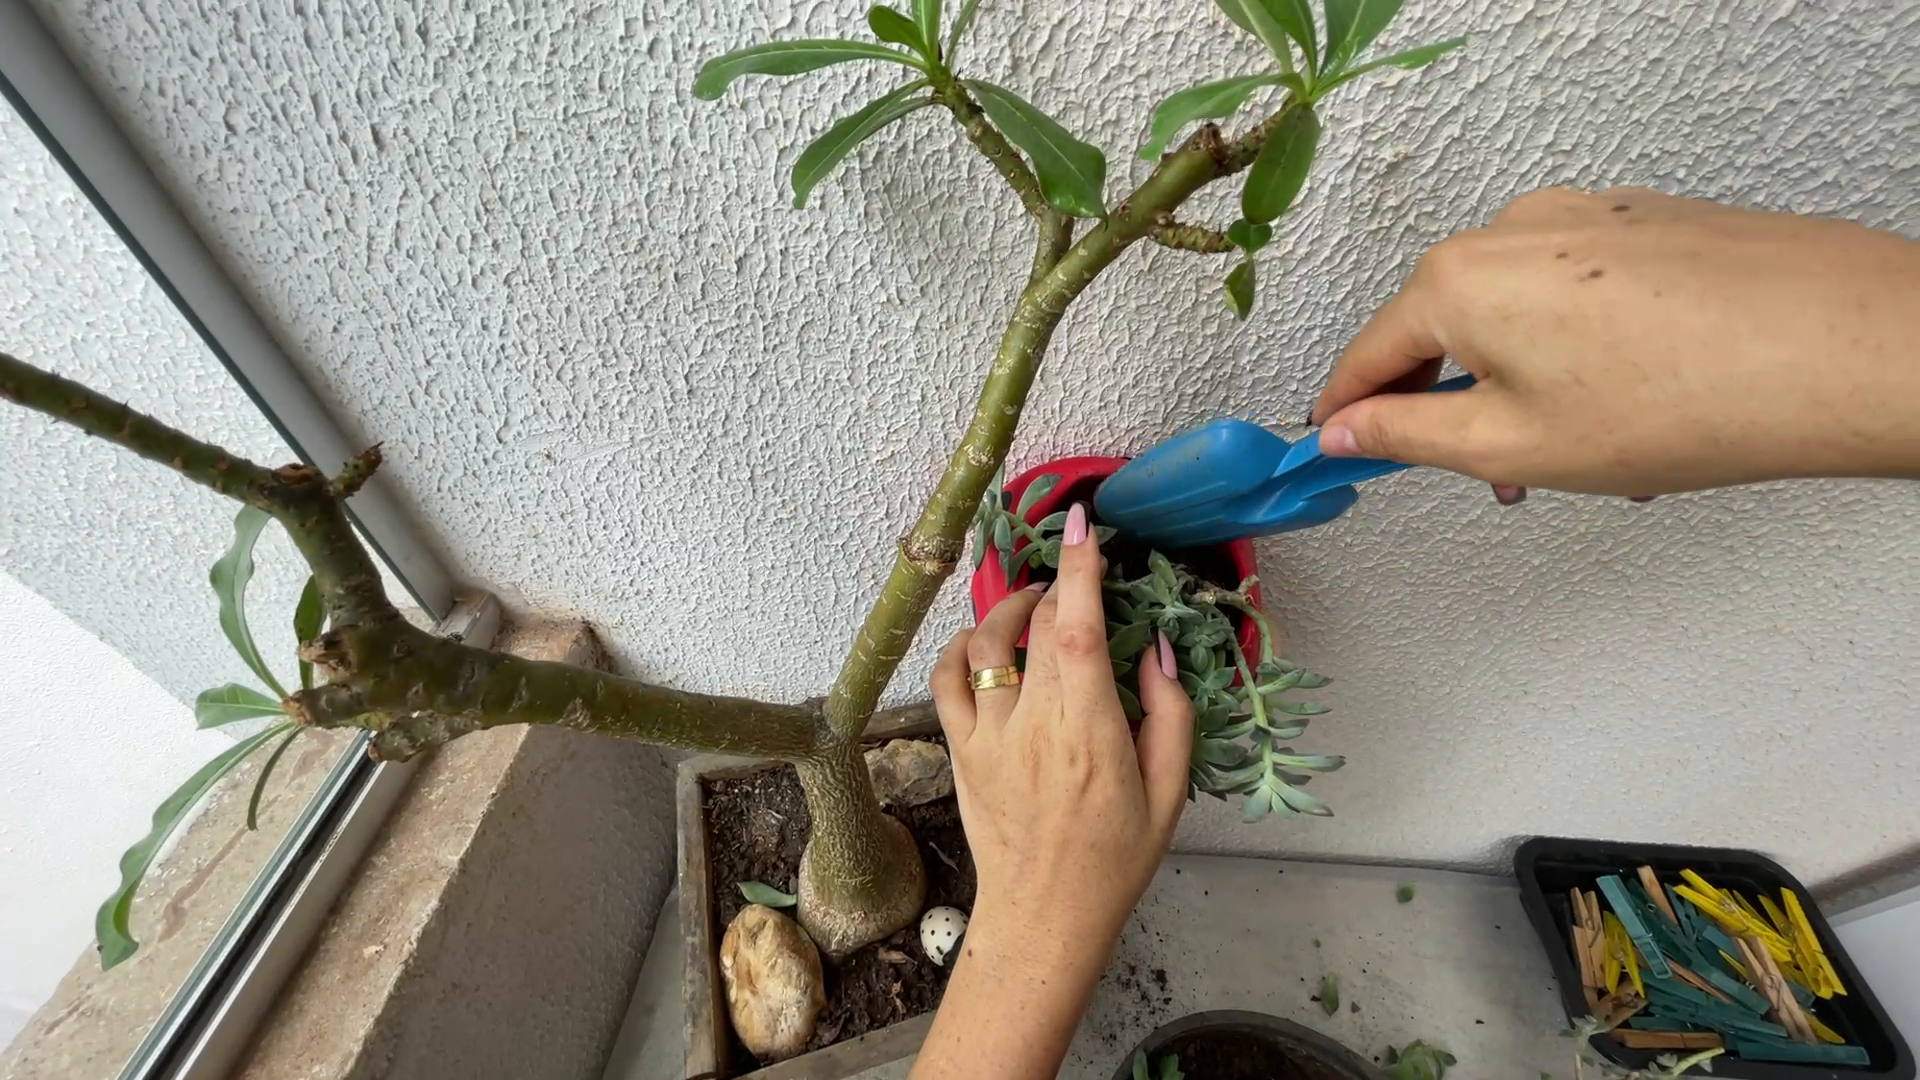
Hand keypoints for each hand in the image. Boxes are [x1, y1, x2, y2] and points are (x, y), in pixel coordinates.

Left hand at [911, 501, 1191, 1079]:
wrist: (1044, 914)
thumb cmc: (1116, 856)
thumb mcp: (1169, 790)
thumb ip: (1169, 711)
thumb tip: (1154, 646)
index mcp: (1089, 731)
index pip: (1076, 628)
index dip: (1078, 568)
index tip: (1081, 522)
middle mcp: (1031, 724)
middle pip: (1032, 624)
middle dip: (1055, 586)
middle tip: (1075, 583)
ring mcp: (986, 735)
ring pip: (983, 643)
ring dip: (1007, 609)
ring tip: (1032, 604)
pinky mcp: (958, 749)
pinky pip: (945, 680)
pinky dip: (960, 648)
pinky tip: (982, 643)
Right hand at [1310, 187, 1919, 497]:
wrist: (1866, 352)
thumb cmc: (1685, 400)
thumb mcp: (1499, 444)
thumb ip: (1396, 436)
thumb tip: (1343, 431)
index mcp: (1455, 280)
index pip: (1363, 359)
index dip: (1342, 413)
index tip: (1333, 445)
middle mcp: (1506, 231)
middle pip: (1428, 333)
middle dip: (1434, 404)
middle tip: (1459, 465)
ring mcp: (1577, 216)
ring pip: (1494, 315)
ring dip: (1496, 382)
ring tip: (1544, 444)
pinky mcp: (1634, 221)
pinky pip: (1555, 291)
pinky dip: (1550, 347)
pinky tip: (1595, 395)